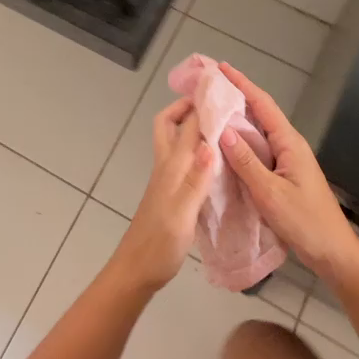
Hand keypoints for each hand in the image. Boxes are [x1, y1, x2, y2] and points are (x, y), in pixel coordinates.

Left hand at [107, 98, 214, 292]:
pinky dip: (196, 149)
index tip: (220, 88)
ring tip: (219, 123)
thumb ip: (196, 180)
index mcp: (172, 167)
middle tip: (213, 101)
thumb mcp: (182, 214)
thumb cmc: (160, 244)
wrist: (138, 270)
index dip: (200, 103)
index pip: (187, 126)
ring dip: (192, 125)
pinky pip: (182, 159)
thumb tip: (209, 143)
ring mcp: (166, 179)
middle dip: (188, 106)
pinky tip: (213, 158)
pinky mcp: (170, 192)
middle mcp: (167, 166)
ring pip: (174, 140)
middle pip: (169, 123)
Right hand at [213, 62, 358, 283]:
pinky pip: (258, 151)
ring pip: (257, 133)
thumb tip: (222, 130)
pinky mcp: (283, 176)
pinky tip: (224, 147)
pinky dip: (240, 144)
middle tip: (208, 88)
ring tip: (210, 112)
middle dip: (236, 98)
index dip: (242, 84)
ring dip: (236, 121)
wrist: (333, 254)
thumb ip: (246, 162)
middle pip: (260, 114)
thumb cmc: (306, 223)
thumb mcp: (270, 194)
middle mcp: (289, 146)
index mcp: (289, 143)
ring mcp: (287, 161)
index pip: (263, 105)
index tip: (220, 68)